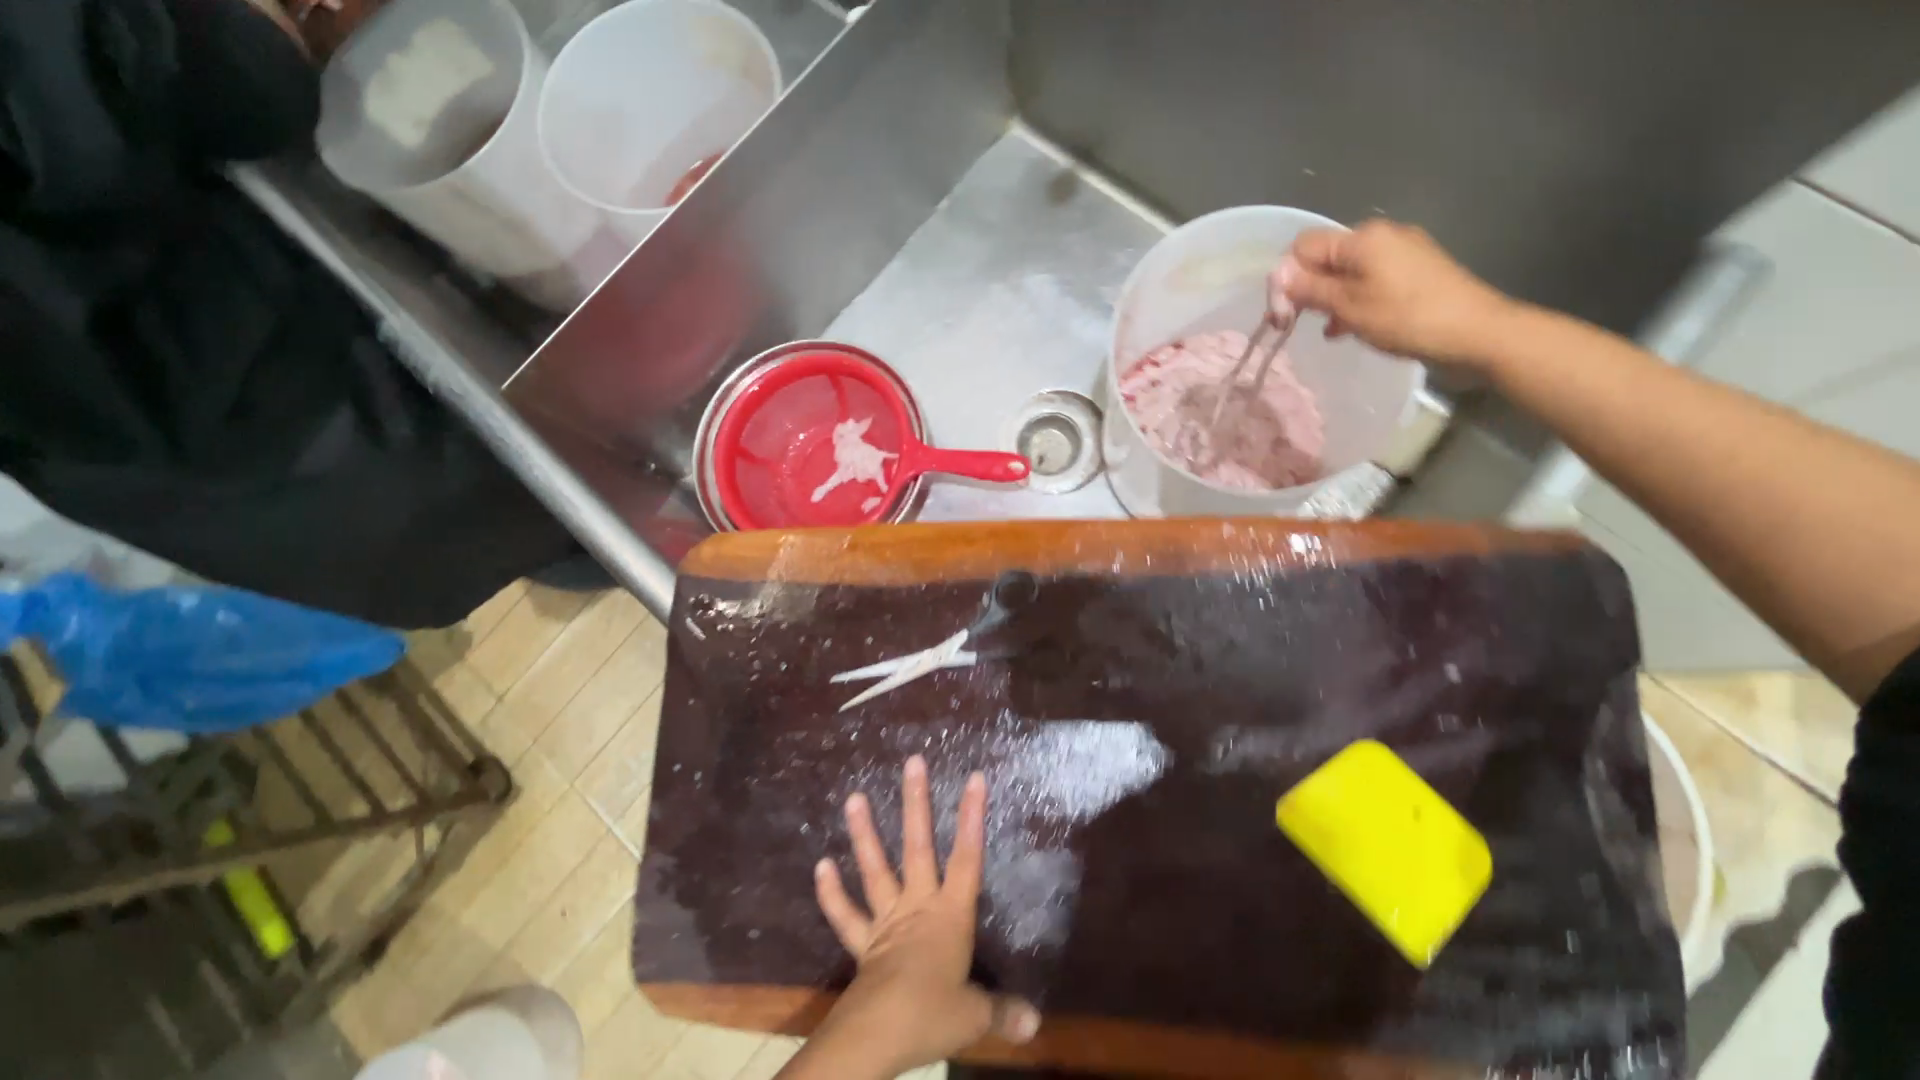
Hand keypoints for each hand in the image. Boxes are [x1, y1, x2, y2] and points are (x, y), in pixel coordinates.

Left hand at [791, 756, 1039, 1078]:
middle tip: (913, 763)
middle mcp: (919, 908)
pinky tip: (821, 864)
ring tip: (855, 797)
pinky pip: (845, 915)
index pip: (968, 859)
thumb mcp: (976, 1015)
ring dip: (864, 834)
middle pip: (918, 848)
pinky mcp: (862, 944)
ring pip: (876, 869)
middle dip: (917, 804)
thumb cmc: (933, 1013)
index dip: (972, 818)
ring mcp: (887, 922)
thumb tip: (1034, 1025)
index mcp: (951, 917)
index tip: (974, 778)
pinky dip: (831, 892)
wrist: (880, 1032)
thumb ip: (1002, 1012)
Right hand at [1284, 220, 1520, 369]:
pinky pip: (1373, 280)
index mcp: (1362, 238)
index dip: (1287, 276)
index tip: (1284, 313)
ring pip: (1350, 271)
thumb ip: (1309, 289)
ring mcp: (1404, 251)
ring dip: (1333, 297)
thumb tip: (1278, 275)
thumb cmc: (1406, 317)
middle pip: (1327, 257)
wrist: (1477, 332)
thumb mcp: (1348, 306)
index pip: (1304, 246)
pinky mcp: (1419, 270)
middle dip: (1310, 288)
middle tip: (1302, 324)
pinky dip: (1357, 299)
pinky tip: (1356, 326)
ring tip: (1331, 329)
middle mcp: (1382, 235)